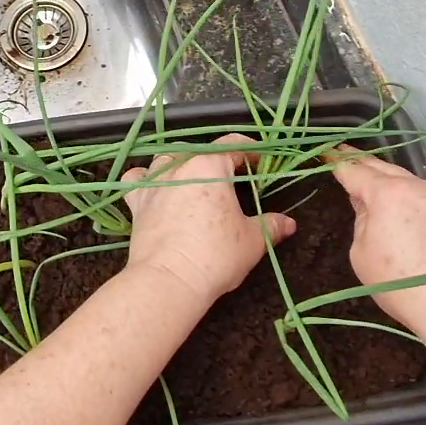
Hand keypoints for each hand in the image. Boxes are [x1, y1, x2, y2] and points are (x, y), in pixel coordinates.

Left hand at [123, 134, 295, 305]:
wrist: (170, 278)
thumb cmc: (215, 255)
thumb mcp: (252, 241)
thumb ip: (270, 225)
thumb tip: (288, 222)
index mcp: (210, 165)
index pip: (233, 145)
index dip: (250, 151)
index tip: (261, 162)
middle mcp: (179, 165)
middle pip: (200, 151)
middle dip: (217, 161)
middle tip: (233, 181)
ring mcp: (154, 181)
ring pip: (167, 158)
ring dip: (182, 164)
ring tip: (194, 180)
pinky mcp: (137, 200)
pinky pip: (137, 178)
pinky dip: (145, 179)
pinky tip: (154, 187)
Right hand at [333, 150, 425, 349]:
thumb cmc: (405, 287)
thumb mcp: (362, 254)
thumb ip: (362, 221)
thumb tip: (369, 208)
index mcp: (389, 193)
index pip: (354, 168)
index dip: (335, 160)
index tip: (323, 152)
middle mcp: (418, 186)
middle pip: (382, 166)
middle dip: (360, 161)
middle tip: (341, 155)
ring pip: (405, 179)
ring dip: (385, 178)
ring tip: (368, 183)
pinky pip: (423, 194)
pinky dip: (405, 193)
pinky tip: (399, 206)